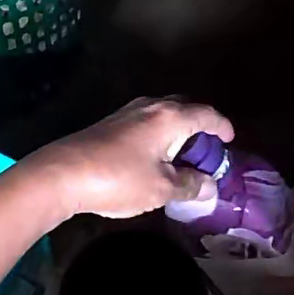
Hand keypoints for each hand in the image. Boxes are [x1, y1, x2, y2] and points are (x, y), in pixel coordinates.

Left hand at [24, 97, 235, 218]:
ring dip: (178, 129)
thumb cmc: (119, 178)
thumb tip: (208, 185)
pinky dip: (160, 133)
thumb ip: (190, 184)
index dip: (222, 126)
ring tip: (183, 153)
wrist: (63, 173)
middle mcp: (150, 106)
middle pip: (184, 107)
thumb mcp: (161, 188)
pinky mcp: (110, 123)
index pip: (206, 114)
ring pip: (163, 113)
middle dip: (200, 124)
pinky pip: (146, 121)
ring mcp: (127, 112)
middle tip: (208, 148)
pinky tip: (155, 155)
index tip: (230, 138)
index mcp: (170, 117)